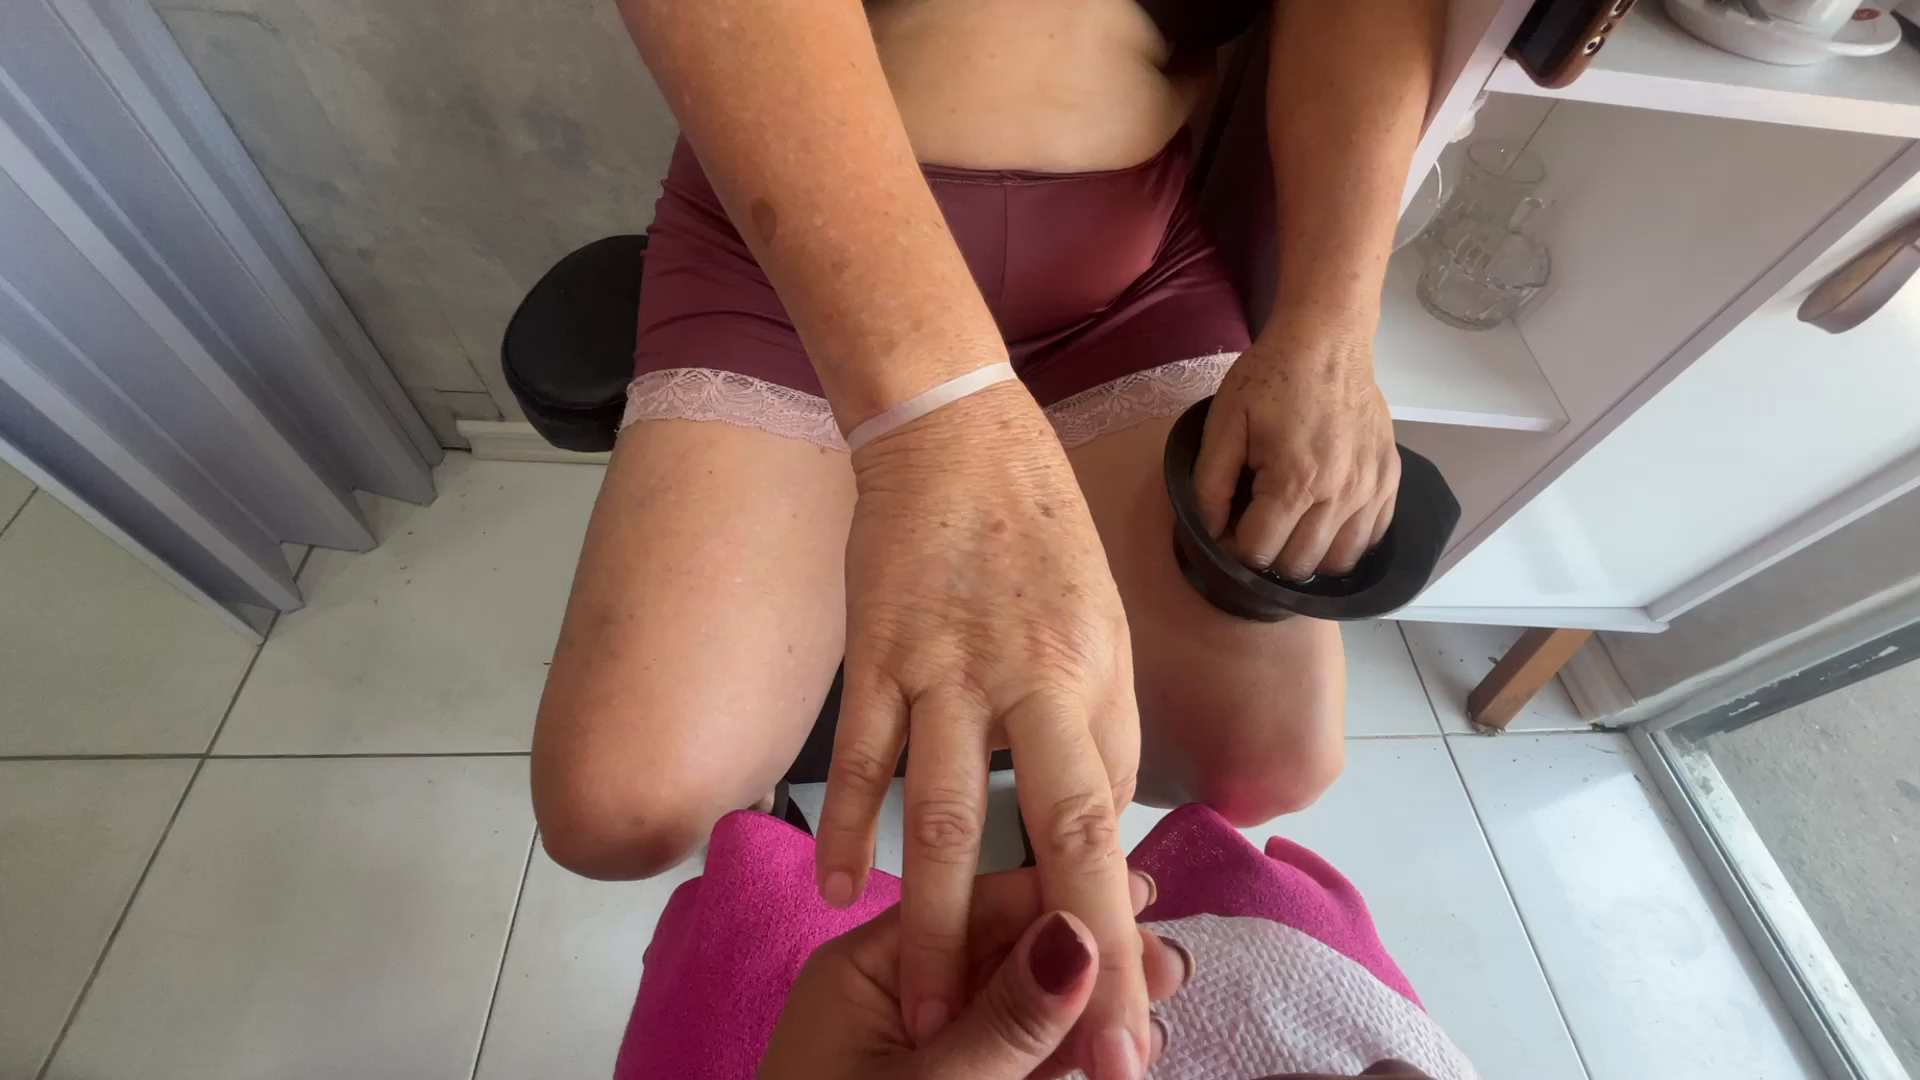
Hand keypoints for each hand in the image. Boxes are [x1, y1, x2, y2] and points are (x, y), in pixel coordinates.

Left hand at [760, 869, 1184, 1079]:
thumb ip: (1006, 1018)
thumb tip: (1081, 931)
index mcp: (867, 969)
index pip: (971, 908)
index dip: (1052, 896)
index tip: (1132, 895)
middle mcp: (897, 994)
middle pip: (1003, 955)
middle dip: (1083, 954)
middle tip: (1164, 958)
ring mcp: (923, 1049)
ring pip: (1017, 1009)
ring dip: (1086, 1006)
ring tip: (1162, 995)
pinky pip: (1012, 1057)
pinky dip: (1062, 1052)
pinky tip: (1115, 1047)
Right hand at [814, 381, 1150, 1078]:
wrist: (957, 442)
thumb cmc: (1039, 532)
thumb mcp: (1101, 622)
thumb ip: (1103, 725)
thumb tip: (1102, 818)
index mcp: (1091, 674)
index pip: (1112, 825)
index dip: (1123, 930)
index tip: (1132, 1025)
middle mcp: (1026, 679)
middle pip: (1054, 834)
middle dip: (1067, 956)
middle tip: (1081, 1071)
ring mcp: (945, 666)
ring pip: (945, 811)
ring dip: (938, 920)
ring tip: (930, 1014)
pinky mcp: (878, 650)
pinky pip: (861, 750)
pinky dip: (849, 823)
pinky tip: (844, 890)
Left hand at [1193, 311, 1399, 580]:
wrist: (1327, 341)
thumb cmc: (1269, 379)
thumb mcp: (1223, 426)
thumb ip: (1209, 485)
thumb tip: (1209, 532)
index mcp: (1295, 483)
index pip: (1257, 552)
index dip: (1231, 549)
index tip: (1224, 527)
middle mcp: (1340, 495)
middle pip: (1297, 566)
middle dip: (1265, 557)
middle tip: (1252, 525)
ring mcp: (1372, 491)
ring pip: (1338, 562)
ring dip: (1305, 557)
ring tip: (1286, 527)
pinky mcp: (1390, 481)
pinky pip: (1370, 539)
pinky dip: (1342, 544)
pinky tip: (1319, 523)